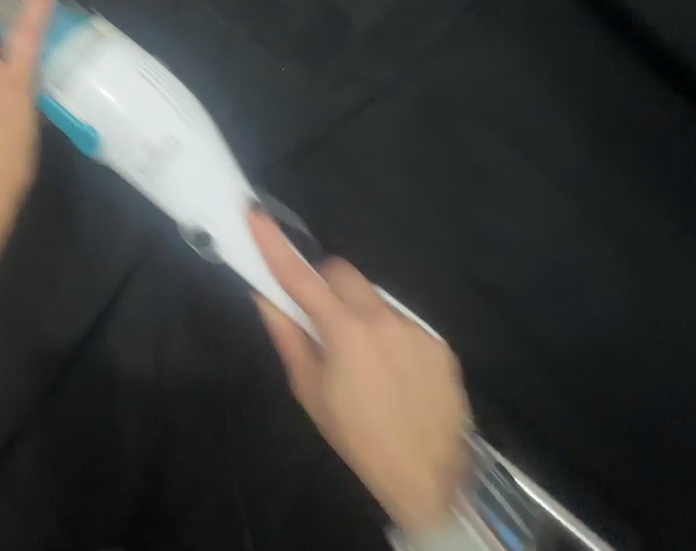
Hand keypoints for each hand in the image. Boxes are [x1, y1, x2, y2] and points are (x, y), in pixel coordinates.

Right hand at [249, 211, 470, 535]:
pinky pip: (402, 321)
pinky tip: (392, 371)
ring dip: (357, 309)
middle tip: (318, 315)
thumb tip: (265, 296)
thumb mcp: (308, 390)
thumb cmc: (355, 437)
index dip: (273, 243)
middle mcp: (381, 318)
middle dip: (324, 283)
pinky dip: (387, 333)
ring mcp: (415, 329)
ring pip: (373, 295)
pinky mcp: (439, 344)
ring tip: (362, 355)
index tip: (256, 214)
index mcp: (343, 330)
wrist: (429, 481)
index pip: (299, 275)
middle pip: (341, 271)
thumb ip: (287, 335)